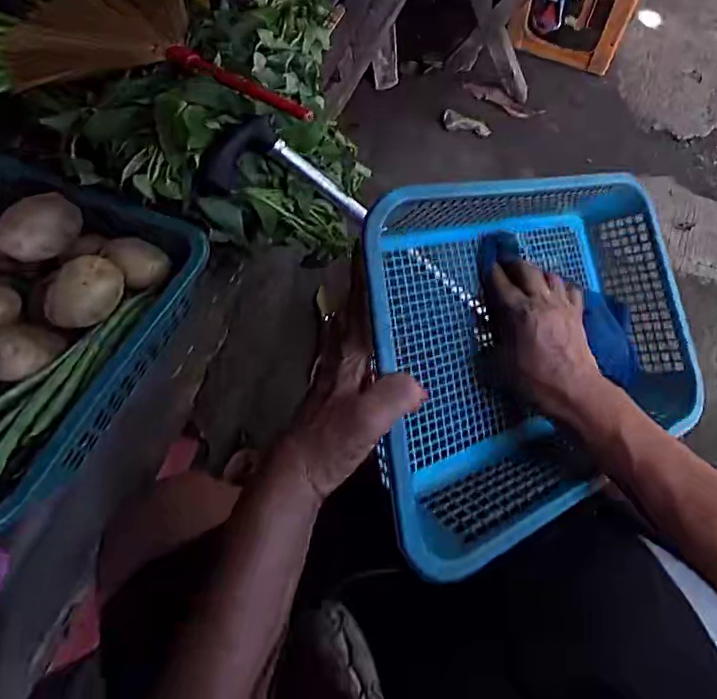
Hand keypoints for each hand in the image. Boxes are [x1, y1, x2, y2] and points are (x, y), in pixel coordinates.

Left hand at [271, 268, 425, 503]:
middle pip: (354, 311)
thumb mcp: (363, 424)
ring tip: (383, 290)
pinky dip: (367, 334)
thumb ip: (389, 399)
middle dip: (365, 284)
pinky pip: (359, 350)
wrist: (298, 473)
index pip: (359, 307)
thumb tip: (419, 382)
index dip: (363, 276)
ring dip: (365, 306)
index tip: (369, 244)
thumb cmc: (327, 445)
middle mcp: (342, 358)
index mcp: (349, 357)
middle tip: (384, 261)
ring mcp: (339, 373)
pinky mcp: (342, 391)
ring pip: (353, 328)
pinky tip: (378, 340)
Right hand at [485, 260, 611, 426]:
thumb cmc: (535, 380)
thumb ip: (490, 343)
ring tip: (529, 276)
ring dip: (537, 272)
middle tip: (505, 264)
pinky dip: (561, 286)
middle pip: (526, 269)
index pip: (500, 282)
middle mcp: (540, 300)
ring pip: (549, 275)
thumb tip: (484, 332)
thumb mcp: (501, 365)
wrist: (576, 391)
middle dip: (513, 263)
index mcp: (518, 311)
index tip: (486, 266)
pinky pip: (570, 289)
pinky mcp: (577, 313)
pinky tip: (556, 293)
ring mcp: (562, 304)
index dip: (490, 271)